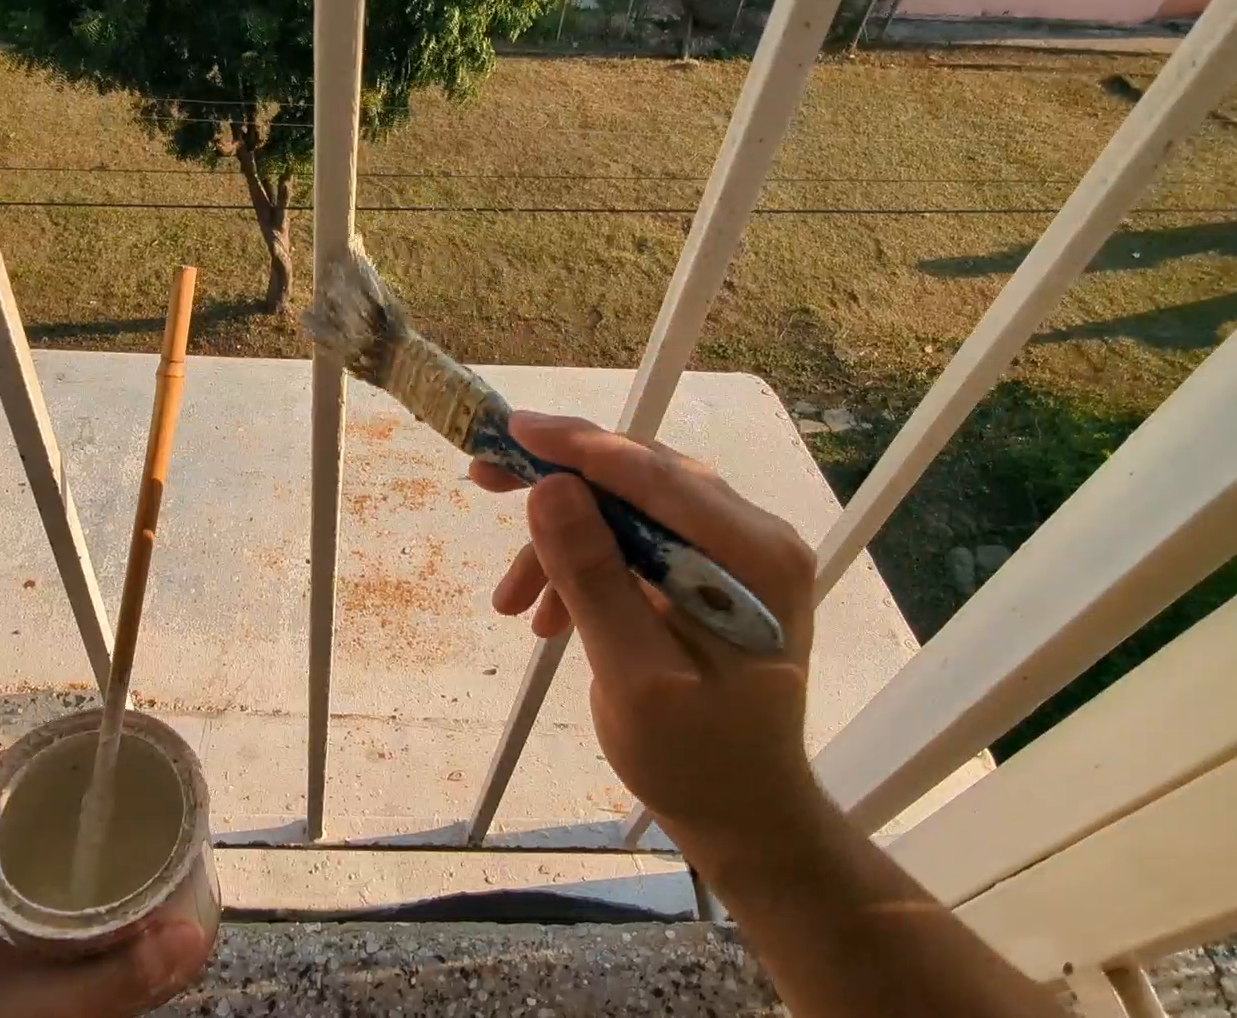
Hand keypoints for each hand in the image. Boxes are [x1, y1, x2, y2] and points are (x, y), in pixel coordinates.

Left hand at [0, 756, 212, 1017]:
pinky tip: (56, 878)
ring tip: (80, 816)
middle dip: (27, 792)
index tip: (61, 749)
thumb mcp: (49, 1011)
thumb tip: (193, 934)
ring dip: (19, 827)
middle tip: (87, 780)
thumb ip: (120, 977)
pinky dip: (13, 864)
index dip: (8, 764)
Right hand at [474, 412, 824, 862]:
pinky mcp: (698, 573)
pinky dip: (579, 570)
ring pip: (623, 512)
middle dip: (557, 487)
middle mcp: (749, 537)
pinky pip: (627, 545)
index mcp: (753, 556)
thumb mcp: (633, 674)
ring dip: (559, 546)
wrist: (738, 808)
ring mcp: (725, 554)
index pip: (656, 475)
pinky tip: (545, 616)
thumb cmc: (693, 756)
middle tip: (484, 481)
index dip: (578, 445)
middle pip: (636, 480)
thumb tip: (548, 487)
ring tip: (511, 602)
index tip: (511, 428)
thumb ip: (592, 577)